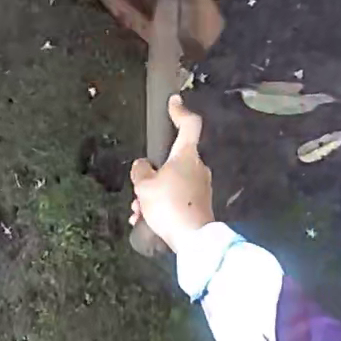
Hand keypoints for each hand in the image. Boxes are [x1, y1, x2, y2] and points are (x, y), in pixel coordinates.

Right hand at [130, 95, 213, 251]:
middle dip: (153, 174)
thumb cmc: (169, 205)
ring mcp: (201, 187)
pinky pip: (177, 199)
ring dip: (153, 195)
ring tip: (138, 211)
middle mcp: (198, 168)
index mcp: (187, 155)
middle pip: (173, 161)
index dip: (180, 111)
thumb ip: (141, 171)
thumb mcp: (145, 186)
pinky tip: (146, 221)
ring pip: (172, 183)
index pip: (189, 125)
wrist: (193, 239)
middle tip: (138, 190)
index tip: (174, 102)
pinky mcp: (200, 205)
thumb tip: (143, 166)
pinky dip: (161, 207)